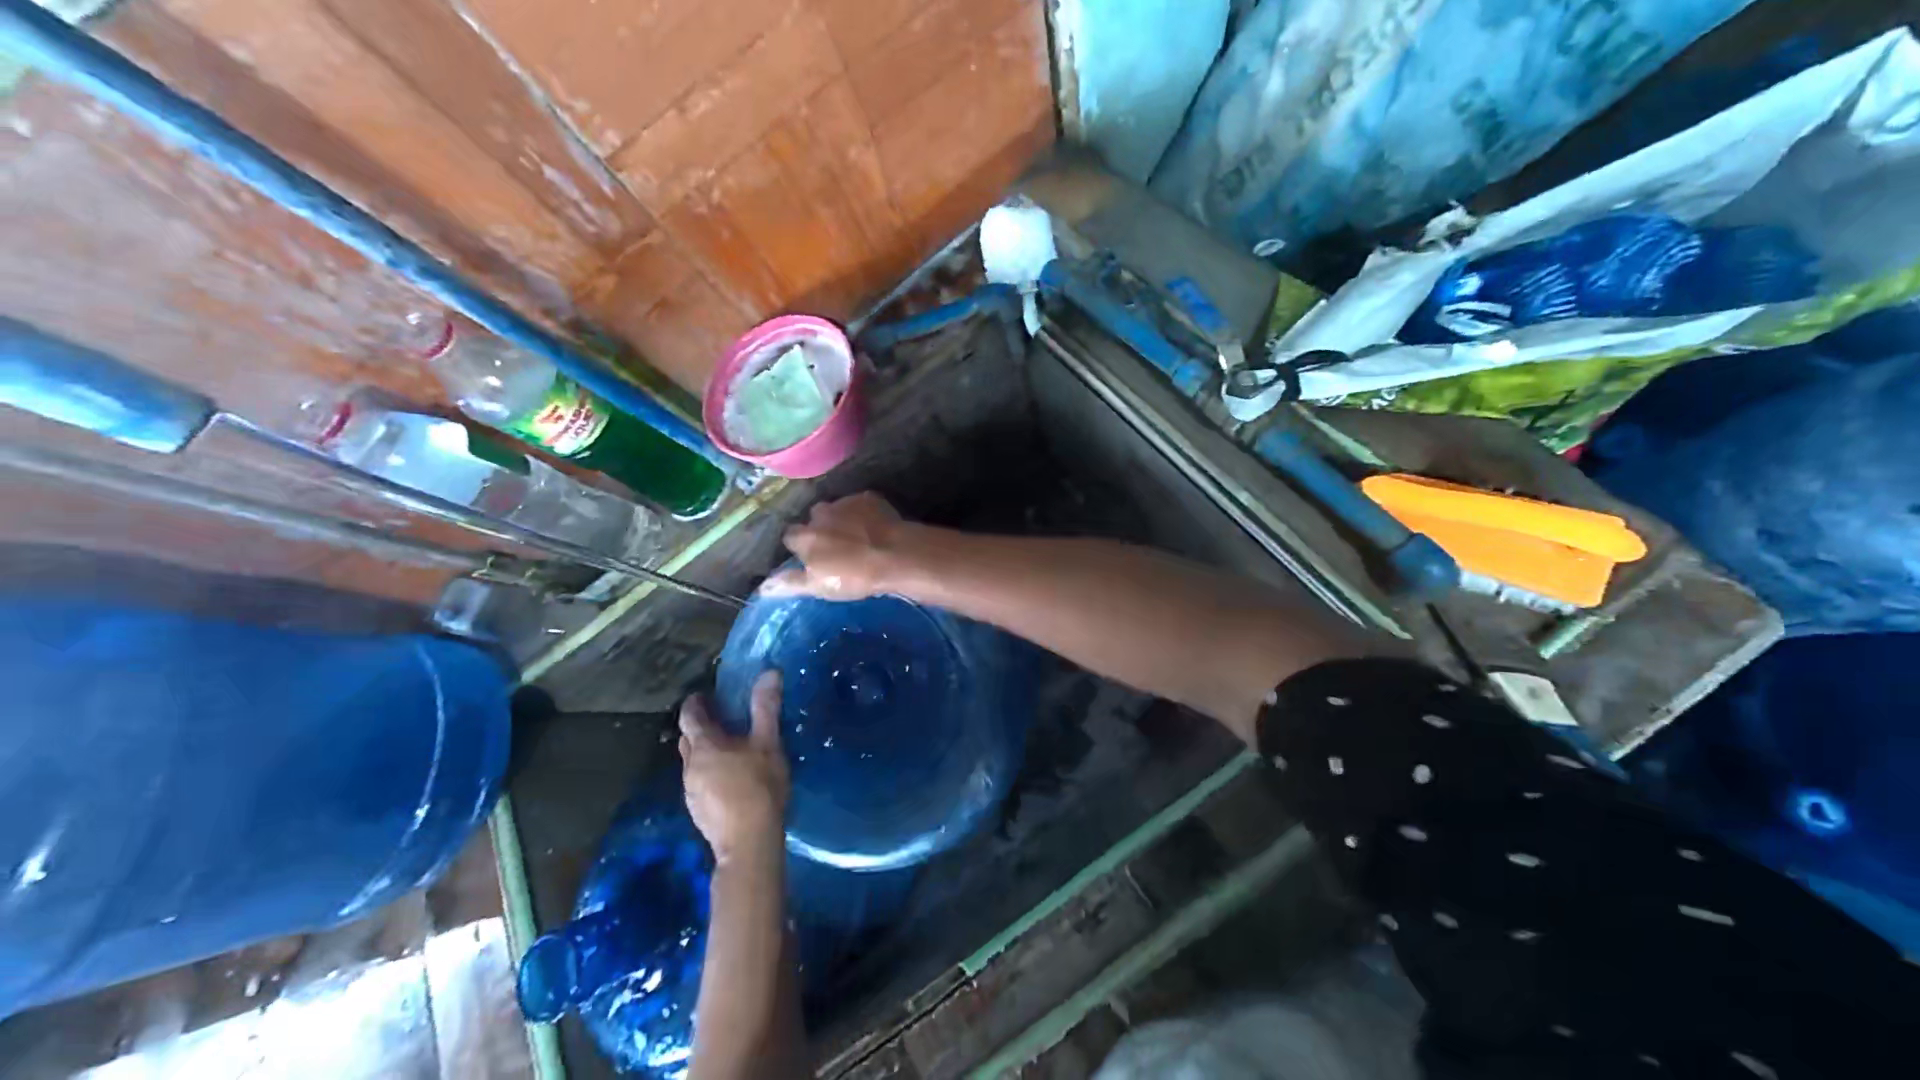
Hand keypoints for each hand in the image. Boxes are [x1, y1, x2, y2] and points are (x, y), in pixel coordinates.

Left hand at [679, 672, 788, 864]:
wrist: (749, 842)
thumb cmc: (759, 786)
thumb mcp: (768, 743)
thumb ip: (766, 708)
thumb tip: (769, 672)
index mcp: (704, 745)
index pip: (690, 716)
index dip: (696, 703)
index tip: (705, 695)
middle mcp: (690, 766)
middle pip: (688, 739)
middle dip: (699, 727)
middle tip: (721, 720)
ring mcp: (691, 791)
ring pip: (693, 763)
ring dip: (705, 753)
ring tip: (729, 750)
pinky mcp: (698, 811)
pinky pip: (700, 782)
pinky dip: (710, 774)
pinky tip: (730, 781)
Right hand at [761, 492, 911, 600]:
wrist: (895, 555)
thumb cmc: (854, 577)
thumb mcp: (819, 587)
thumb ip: (789, 583)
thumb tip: (761, 588)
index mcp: (804, 536)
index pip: (791, 537)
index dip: (801, 547)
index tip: (812, 558)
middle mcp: (819, 513)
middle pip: (814, 520)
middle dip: (821, 530)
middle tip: (838, 548)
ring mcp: (844, 502)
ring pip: (836, 510)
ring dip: (842, 520)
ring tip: (858, 537)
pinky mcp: (869, 498)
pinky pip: (860, 504)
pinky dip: (863, 514)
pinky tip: (874, 527)